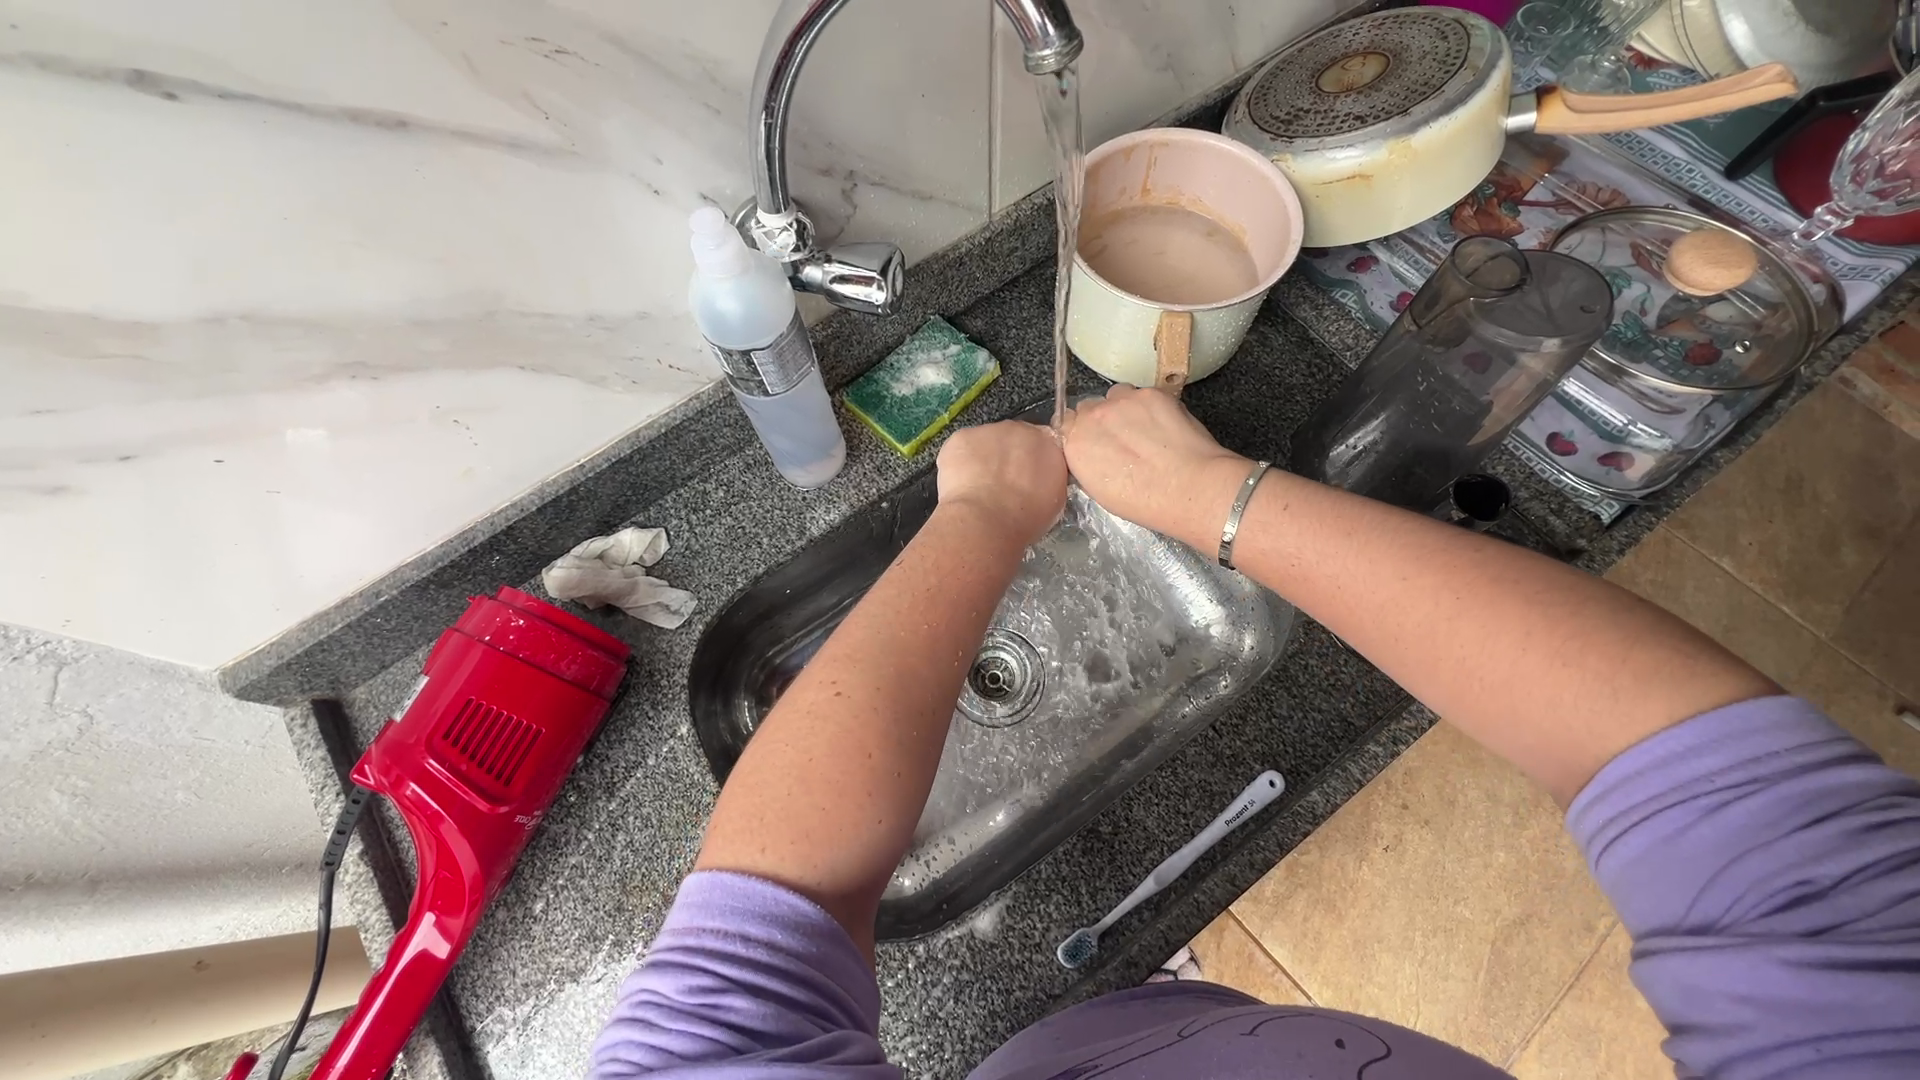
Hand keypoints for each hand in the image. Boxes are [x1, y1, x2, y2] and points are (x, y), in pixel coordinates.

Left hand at [935, 420, 1068, 548]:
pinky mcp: (963, 437)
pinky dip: (959, 463)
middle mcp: (1022, 431)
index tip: (1023, 479)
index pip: (1041, 445)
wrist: (987, 521)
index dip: (1029, 462)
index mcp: (1049, 446)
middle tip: (999, 485)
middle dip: (1006, 457)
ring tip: (978, 488)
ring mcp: (990, 431)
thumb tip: (1035, 481)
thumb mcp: (1052, 501)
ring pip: (985, 442)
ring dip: (983, 460)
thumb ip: (1046, 480)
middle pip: (1012, 438)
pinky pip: (961, 447)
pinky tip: (961, 484)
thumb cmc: (1023, 519)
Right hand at [1060, 385, 1249, 548]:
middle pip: (1089, 406)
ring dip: (1124, 408)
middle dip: (1101, 420)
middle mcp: (1093, 416)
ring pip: (1115, 395)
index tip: (1092, 441)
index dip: (1080, 432)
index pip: (1065, 422)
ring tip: (1144, 432)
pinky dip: (1150, 407)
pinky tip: (1163, 427)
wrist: (1189, 488)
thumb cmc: (1145, 502)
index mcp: (1074, 444)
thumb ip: (1085, 462)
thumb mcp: (1099, 491)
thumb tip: (1091, 451)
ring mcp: (1122, 401)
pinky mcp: (1151, 393)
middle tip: (1122, 441)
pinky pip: (1143, 394)